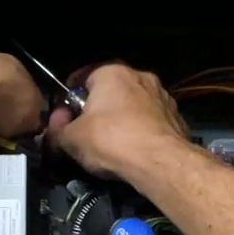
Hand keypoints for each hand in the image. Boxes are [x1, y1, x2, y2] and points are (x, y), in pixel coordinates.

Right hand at [46, 63, 191, 177]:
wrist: (159, 162)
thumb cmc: (111, 140)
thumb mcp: (72, 138)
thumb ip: (58, 129)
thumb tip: (56, 126)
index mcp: (112, 72)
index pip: (83, 76)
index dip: (70, 97)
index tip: (66, 116)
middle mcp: (140, 76)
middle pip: (111, 91)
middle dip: (98, 109)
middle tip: (87, 132)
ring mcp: (162, 96)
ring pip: (133, 105)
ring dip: (122, 119)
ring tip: (113, 145)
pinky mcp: (177, 117)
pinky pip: (151, 121)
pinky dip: (142, 131)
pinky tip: (135, 150)